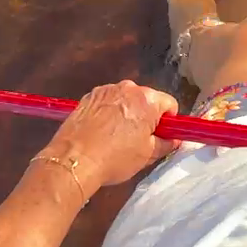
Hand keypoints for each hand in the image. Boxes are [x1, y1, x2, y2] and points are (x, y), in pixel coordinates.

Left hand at [39, 80, 178, 190]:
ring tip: (115, 137)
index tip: (159, 137)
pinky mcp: (88, 96)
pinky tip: (101, 132)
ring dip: (126, 113)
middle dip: (146, 116)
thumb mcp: (148, 155)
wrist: (74, 159)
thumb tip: (173, 139)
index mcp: (147, 99)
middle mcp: (128, 88)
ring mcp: (106, 89)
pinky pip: (107, 102)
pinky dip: (108, 113)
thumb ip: (166, 143)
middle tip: (138, 140)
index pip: (170, 105)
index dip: (168, 122)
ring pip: (126, 100)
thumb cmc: (115, 158)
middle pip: (147, 100)